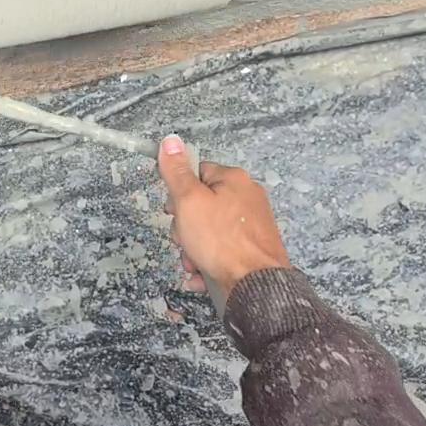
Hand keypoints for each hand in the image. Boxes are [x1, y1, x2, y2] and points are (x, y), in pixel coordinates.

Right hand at [158, 134, 291, 296]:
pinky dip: (209, 262)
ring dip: (194, 249)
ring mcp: (252, 225)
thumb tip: (170, 140)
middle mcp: (247, 198)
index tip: (172, 210)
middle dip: (185, 227)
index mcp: (234, 180)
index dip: (179, 193)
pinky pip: (222, 250)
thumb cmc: (222, 241)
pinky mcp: (253, 249)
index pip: (197, 173)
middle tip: (185, 239)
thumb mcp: (189, 201)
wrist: (255, 285)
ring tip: (194, 263)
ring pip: (209, 231)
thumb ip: (177, 172)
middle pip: (202, 205)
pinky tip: (202, 274)